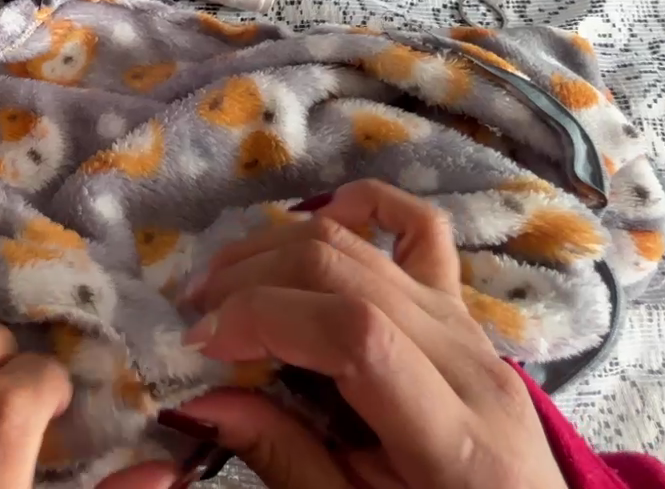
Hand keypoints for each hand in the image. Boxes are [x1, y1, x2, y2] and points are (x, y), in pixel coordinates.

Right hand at [99, 180, 566, 488]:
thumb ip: (281, 458)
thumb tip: (196, 399)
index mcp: (459, 439)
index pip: (352, 333)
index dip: (261, 319)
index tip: (200, 346)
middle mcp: (468, 362)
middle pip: (340, 272)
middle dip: (247, 283)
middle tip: (196, 318)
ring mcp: (466, 322)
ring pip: (350, 243)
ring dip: (267, 251)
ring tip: (220, 286)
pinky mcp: (458, 304)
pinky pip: (419, 226)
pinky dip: (360, 206)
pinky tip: (315, 219)